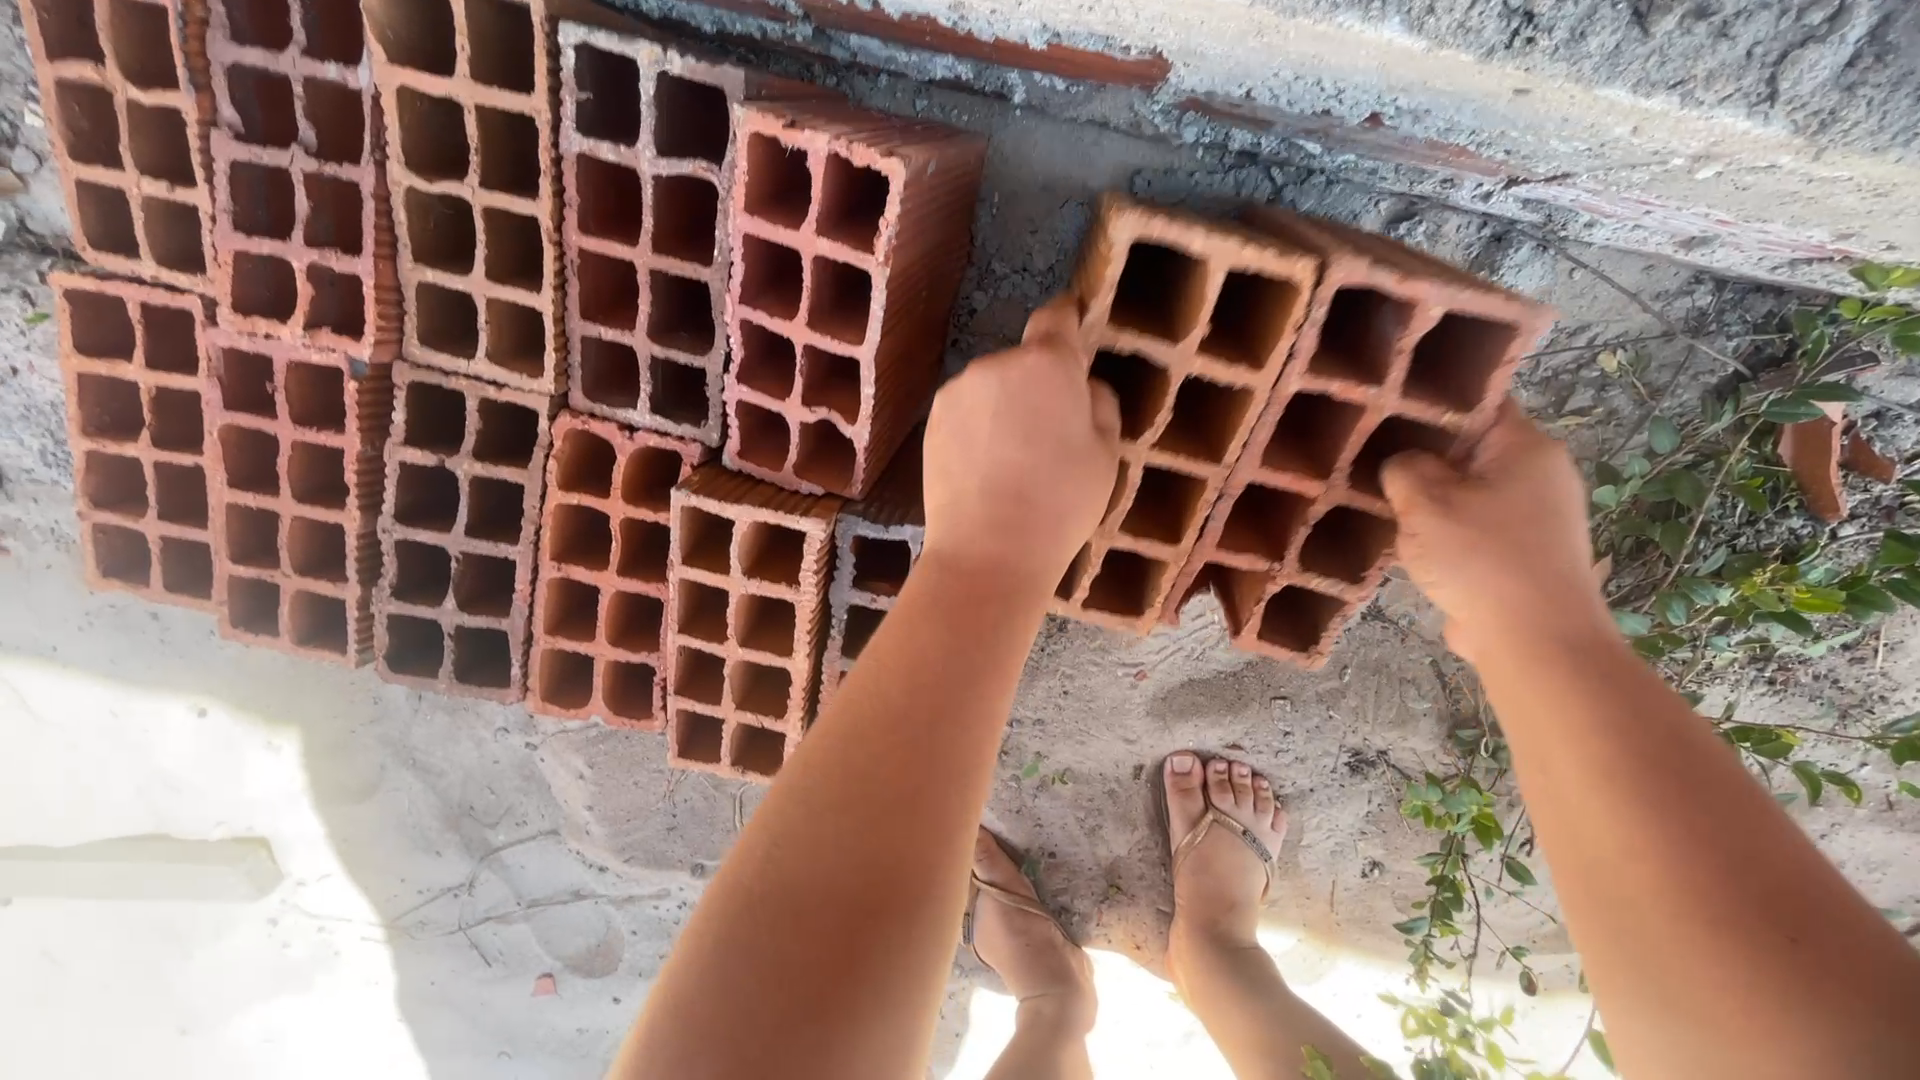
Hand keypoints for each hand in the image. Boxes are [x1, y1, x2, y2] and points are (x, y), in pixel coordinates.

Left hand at [922, 296, 1121, 590]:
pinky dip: (979, 427)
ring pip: (993, 387)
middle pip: (1024, 360)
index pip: (1056, 317)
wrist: (988, 552)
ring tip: (1014, 461)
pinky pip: (967, 411)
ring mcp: (957, 392)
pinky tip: (986, 469)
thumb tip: (1084, 387)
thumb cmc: (1060, 503)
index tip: (1075, 331)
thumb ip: (1100, 404)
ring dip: (1006, 406)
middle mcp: (996, 364)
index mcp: (1046, 363)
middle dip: (1038, 384)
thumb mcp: (1106, 454)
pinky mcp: (932, 421)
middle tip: (1051, 434)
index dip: (1068, 320)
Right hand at [1381, 400, 1614, 662]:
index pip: (1477, 403)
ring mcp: (1536, 515)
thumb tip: (1403, 464)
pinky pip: (1475, 525)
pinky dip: (1445, 530)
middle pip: (1470, 448)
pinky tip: (1411, 544)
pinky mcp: (1524, 552)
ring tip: (1382, 505)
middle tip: (1371, 463)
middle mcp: (1540, 473)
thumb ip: (1404, 468)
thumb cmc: (1481, 558)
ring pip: (1469, 490)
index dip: (1428, 405)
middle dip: (1422, 457)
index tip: (1382, 416)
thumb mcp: (1425, 502)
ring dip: (1429, 499)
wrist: (1534, 639)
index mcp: (1525, 446)